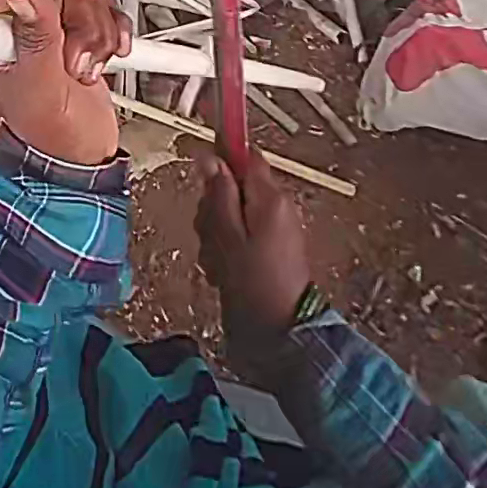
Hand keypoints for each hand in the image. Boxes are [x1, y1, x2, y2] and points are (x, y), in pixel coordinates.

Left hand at [0, 0, 130, 165]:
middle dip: (84, 16)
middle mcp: (28, 27)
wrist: (80, 156)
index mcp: (3, 33)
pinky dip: (117, 33)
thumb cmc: (48, 133)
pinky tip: (112, 55)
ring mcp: (57, 31)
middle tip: (80, 47)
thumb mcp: (40, 85)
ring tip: (87, 65)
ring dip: (100, 32)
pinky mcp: (83, 38)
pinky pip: (107, 14)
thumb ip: (35, 37)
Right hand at [194, 151, 317, 352]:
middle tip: (210, 232)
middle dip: (214, 203)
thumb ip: (219, 194)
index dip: (223, 156)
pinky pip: (243, 230)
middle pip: (235, 184)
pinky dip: (229, 243)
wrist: (284, 333)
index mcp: (269, 198)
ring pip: (234, 209)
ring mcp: (277, 226)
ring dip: (218, 228)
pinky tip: (225, 266)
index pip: (247, 155)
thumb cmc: (254, 283)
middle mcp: (277, 206)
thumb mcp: (228, 236)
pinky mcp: (274, 245)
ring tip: (217, 256)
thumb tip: (210, 158)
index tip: (202, 172)